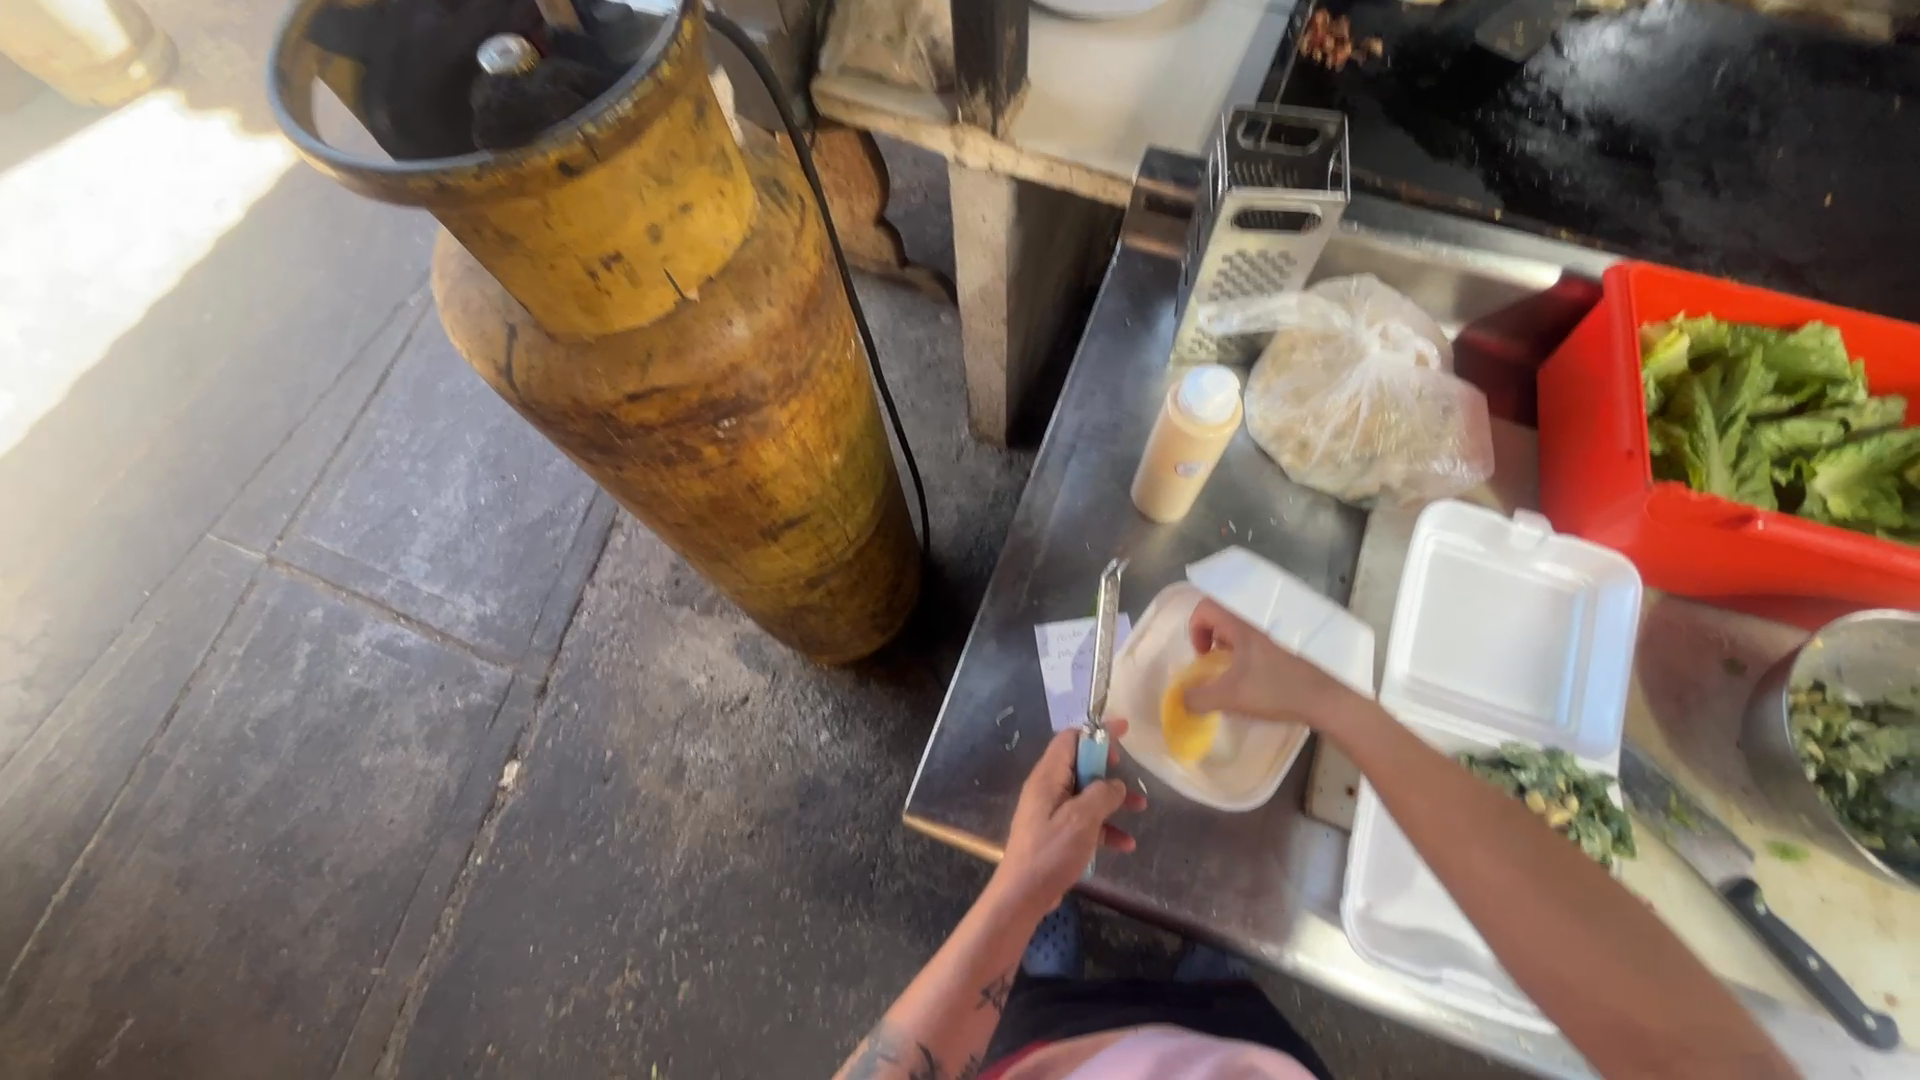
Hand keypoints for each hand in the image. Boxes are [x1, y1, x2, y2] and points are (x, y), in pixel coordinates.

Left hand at [991, 721, 1145, 920]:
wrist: (1023, 894)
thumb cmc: (1050, 851)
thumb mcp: (1082, 819)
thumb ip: (1102, 794)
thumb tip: (1115, 784)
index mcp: (1048, 776)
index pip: (1071, 739)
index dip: (1097, 733)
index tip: (1124, 731)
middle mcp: (1048, 788)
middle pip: (1081, 765)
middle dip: (1108, 769)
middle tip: (1129, 776)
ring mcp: (1051, 811)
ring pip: (1086, 793)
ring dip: (1112, 799)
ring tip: (1140, 808)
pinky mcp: (1056, 833)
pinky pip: (1084, 820)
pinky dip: (1104, 827)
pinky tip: (1126, 844)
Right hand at [1184, 598, 1359, 727]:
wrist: (1324, 700)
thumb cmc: (1275, 690)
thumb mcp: (1230, 697)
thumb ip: (1198, 698)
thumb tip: (1180, 700)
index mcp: (1241, 629)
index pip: (1206, 608)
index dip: (1194, 627)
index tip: (1201, 655)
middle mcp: (1255, 628)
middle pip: (1221, 619)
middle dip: (1207, 639)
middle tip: (1209, 664)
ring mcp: (1271, 641)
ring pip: (1237, 634)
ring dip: (1225, 651)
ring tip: (1227, 676)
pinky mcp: (1282, 655)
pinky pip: (1252, 648)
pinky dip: (1241, 660)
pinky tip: (1248, 685)